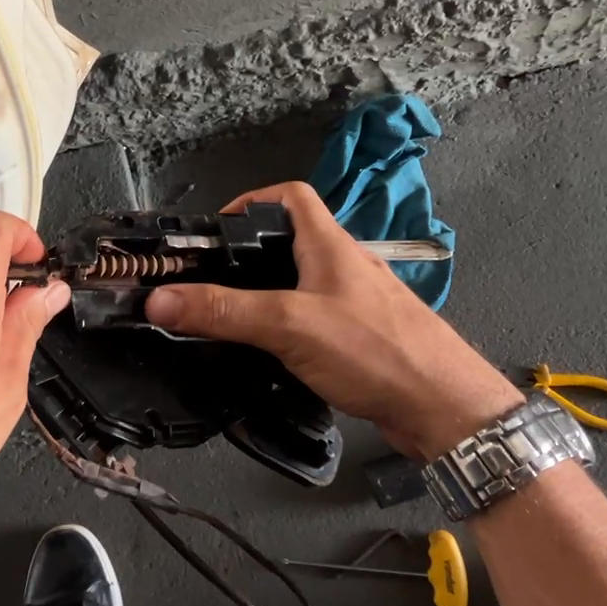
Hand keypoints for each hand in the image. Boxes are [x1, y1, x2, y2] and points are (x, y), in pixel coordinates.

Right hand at [143, 182, 521, 457]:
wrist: (446, 410)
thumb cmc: (374, 350)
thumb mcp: (288, 325)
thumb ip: (223, 311)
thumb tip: (160, 298)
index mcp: (330, 244)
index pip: (291, 195)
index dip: (253, 200)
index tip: (218, 227)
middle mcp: (346, 265)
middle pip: (292, 240)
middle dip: (251, 255)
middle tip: (214, 280)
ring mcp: (358, 302)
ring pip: (303, 283)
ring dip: (269, 294)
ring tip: (234, 318)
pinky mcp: (364, 337)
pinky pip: (317, 318)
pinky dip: (290, 326)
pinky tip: (276, 353)